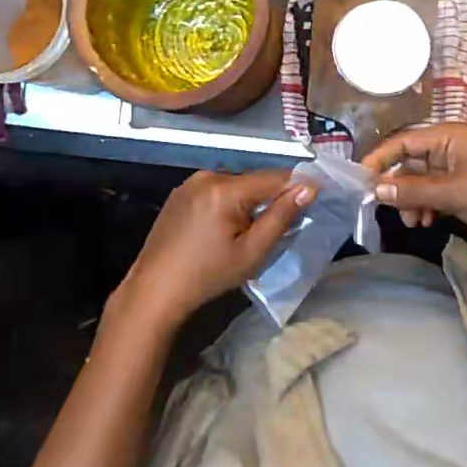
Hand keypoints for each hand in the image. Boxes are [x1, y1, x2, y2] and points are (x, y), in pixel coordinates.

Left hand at [112, 170, 314, 328]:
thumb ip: (282, 216)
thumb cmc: (208, 275)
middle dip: (271, 197)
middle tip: (280, 226)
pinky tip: (224, 229)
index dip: (297, 187)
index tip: (312, 202)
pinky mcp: (180, 193)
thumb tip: (309, 187)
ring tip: (250, 231)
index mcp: (226, 189)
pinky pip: (217, 190)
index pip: (275, 177)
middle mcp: (208, 175)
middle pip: (255, 180)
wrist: (154, 291)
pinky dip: (229, 203)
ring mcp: (190, 182)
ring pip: (236, 185)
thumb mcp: (253, 251)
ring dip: (249, 201)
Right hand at [362, 122, 466, 252]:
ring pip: (422, 182)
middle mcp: (452, 148)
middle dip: (398, 186)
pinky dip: (427, 207)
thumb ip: (414, 190)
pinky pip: (436, 194)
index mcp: (450, 136)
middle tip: (389, 209)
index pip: (404, 141)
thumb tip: (376, 189)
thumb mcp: (455, 192)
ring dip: (412, 200)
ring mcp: (460, 170)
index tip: (360, 181)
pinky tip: (427, 222)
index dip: (380, 159)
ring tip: (414, 221)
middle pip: (411, 163)